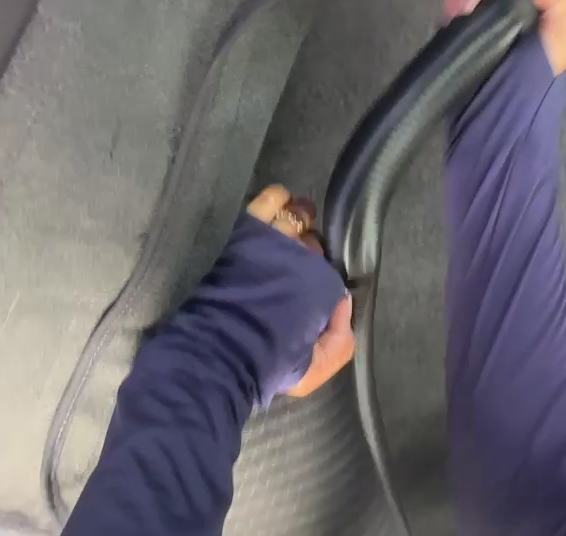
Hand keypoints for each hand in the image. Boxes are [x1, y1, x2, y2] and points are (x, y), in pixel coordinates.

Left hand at [244, 185, 354, 396]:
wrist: (223, 352)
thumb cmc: (269, 362)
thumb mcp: (315, 368)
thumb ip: (339, 341)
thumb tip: (342, 306)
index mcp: (325, 288)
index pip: (330, 275)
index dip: (320, 282)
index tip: (310, 292)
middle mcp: (307, 259)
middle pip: (313, 244)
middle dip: (309, 249)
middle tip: (299, 260)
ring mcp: (279, 241)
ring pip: (296, 218)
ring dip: (298, 219)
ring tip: (296, 224)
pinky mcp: (251, 232)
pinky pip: (269, 202)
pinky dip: (277, 197)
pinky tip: (281, 200)